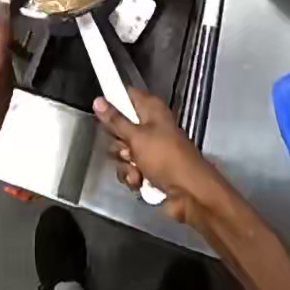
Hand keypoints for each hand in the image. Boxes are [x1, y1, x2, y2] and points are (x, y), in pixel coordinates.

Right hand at [94, 87, 228, 223]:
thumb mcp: (136, 137)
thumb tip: (97, 100)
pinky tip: (139, 181)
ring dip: (124, 162)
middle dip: (117, 141)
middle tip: (125, 147)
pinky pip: (128, 167)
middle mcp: (149, 125)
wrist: (192, 195)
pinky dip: (131, 175)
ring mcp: (149, 148)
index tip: (100, 108)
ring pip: (121, 149)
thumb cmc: (167, 158)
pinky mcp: (148, 168)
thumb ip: (114, 120)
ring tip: (136, 169)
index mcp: (150, 109)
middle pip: (118, 125)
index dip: (112, 100)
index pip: (125, 94)